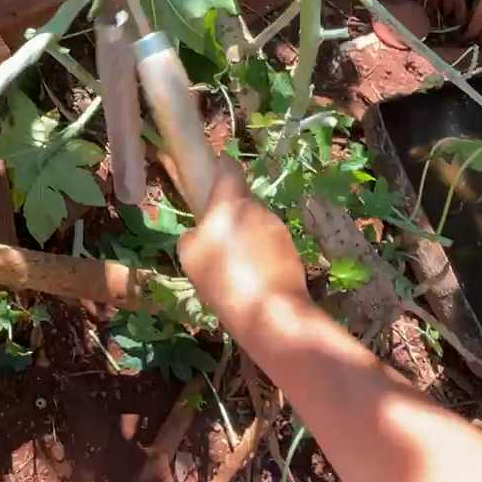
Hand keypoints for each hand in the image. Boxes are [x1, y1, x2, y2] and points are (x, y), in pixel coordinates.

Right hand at [177, 162, 312, 335]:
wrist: (269, 312)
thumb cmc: (222, 279)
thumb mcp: (189, 255)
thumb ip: (193, 233)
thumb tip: (202, 231)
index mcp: (230, 203)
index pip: (229, 169)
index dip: (220, 168)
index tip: (212, 176)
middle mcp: (258, 208)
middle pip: (242, 201)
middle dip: (231, 214)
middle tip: (217, 240)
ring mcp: (278, 229)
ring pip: (256, 223)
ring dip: (246, 236)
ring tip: (234, 267)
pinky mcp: (292, 249)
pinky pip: (269, 243)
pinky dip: (260, 254)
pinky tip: (251, 279)